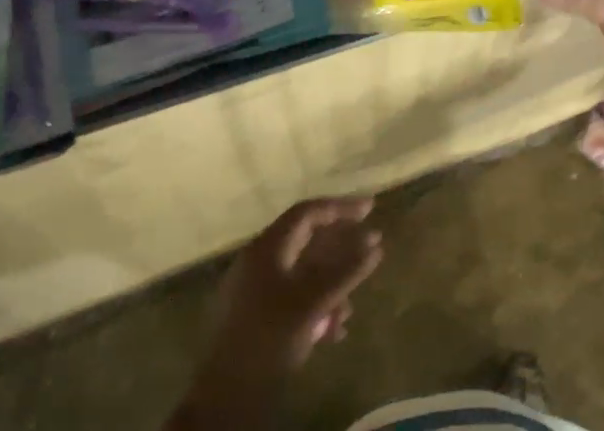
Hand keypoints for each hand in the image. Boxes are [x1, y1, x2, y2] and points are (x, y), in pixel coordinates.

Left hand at [212, 198, 384, 368]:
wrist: (228, 395)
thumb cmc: (269, 336)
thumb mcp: (313, 301)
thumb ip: (345, 270)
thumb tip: (375, 243)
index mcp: (266, 249)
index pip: (307, 213)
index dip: (340, 208)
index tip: (371, 209)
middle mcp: (259, 264)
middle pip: (306, 243)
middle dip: (341, 251)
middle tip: (372, 249)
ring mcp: (256, 292)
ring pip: (303, 276)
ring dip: (331, 288)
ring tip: (349, 312)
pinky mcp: (258, 319)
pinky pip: (294, 300)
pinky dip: (317, 309)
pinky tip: (332, 332)